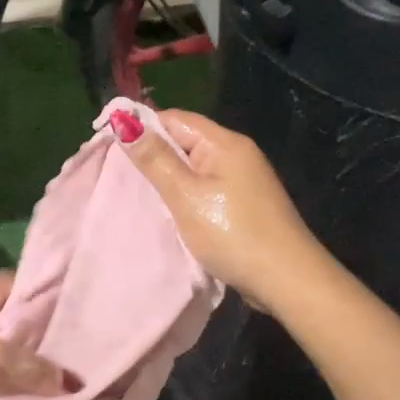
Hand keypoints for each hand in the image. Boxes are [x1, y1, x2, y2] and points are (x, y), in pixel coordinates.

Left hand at [0, 272, 68, 399]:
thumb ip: (32, 367)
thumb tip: (70, 382)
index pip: (28, 289)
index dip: (54, 310)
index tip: (81, 335)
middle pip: (15, 320)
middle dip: (40, 345)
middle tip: (71, 369)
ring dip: (18, 366)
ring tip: (51, 387)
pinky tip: (18, 396)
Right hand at [111, 108, 344, 314]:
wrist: (288, 281)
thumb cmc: (233, 234)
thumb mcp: (185, 195)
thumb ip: (154, 158)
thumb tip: (123, 120)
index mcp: (224, 142)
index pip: (173, 118)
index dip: (141, 128)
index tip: (111, 149)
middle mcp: (236, 152)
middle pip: (184, 139)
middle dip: (152, 154)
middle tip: (120, 176)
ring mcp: (243, 178)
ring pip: (193, 165)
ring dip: (168, 177)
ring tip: (140, 195)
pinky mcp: (244, 202)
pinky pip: (205, 185)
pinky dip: (185, 194)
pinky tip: (171, 211)